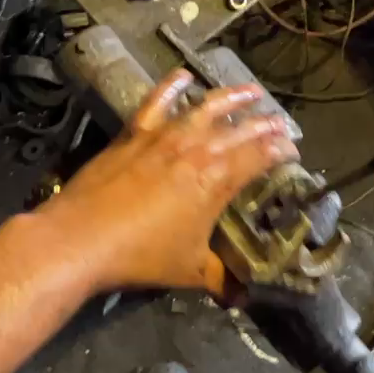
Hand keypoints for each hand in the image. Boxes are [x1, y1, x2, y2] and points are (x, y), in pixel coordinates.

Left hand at [39, 70, 296, 294]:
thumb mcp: (190, 271)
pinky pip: (158, 102)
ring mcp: (165, 137)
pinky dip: (172, 86)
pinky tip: (184, 75)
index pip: (259, 156)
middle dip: (265, 124)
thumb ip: (222, 278)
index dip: (280, 150)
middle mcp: (196, 150)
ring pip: (206, 108)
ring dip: (232, 97)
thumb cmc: (141, 256)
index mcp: (217, 180)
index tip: (292, 148)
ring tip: (252, 91)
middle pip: (240, 129)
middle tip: (281, 121)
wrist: (81, 239)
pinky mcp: (136, 133)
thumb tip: (243, 296)